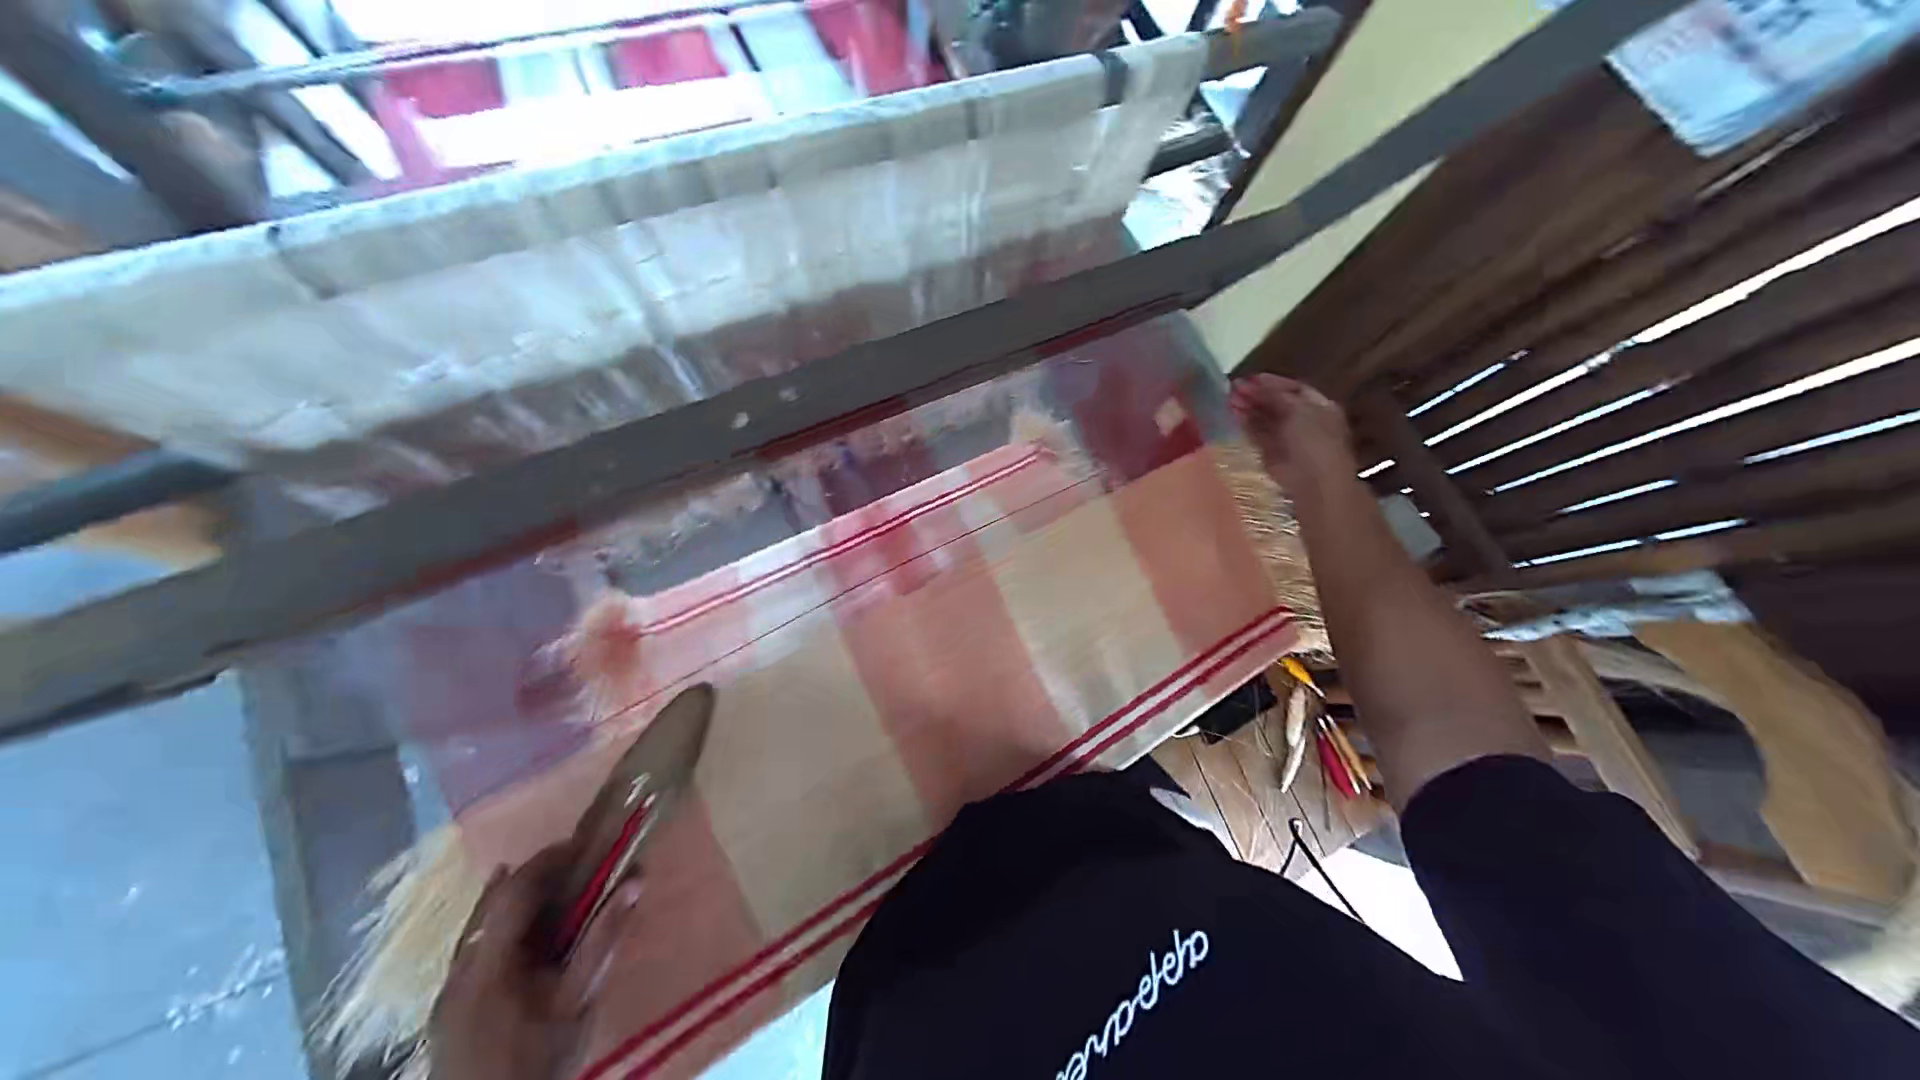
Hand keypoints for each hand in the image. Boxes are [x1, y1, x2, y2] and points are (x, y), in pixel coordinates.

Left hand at [428, 847, 641, 1079]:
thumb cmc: (541, 1061)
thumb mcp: (579, 1000)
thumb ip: (603, 938)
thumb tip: (636, 881)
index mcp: (488, 968)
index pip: (514, 893)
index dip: (547, 861)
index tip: (582, 845)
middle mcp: (458, 972)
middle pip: (491, 904)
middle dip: (533, 875)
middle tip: (575, 862)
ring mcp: (446, 992)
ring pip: (478, 925)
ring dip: (515, 899)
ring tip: (554, 885)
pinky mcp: (447, 1007)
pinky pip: (472, 948)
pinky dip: (499, 925)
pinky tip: (519, 921)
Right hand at [1227, 374, 1357, 494]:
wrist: (1314, 481)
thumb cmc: (1314, 440)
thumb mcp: (1299, 409)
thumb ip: (1276, 395)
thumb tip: (1256, 384)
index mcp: (1319, 406)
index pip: (1294, 389)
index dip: (1273, 383)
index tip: (1251, 378)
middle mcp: (1304, 420)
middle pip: (1277, 403)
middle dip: (1256, 395)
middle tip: (1233, 388)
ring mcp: (1287, 438)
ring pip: (1265, 419)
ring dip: (1248, 408)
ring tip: (1228, 399)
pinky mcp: (1272, 454)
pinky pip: (1257, 435)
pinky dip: (1245, 425)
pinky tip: (1232, 415)